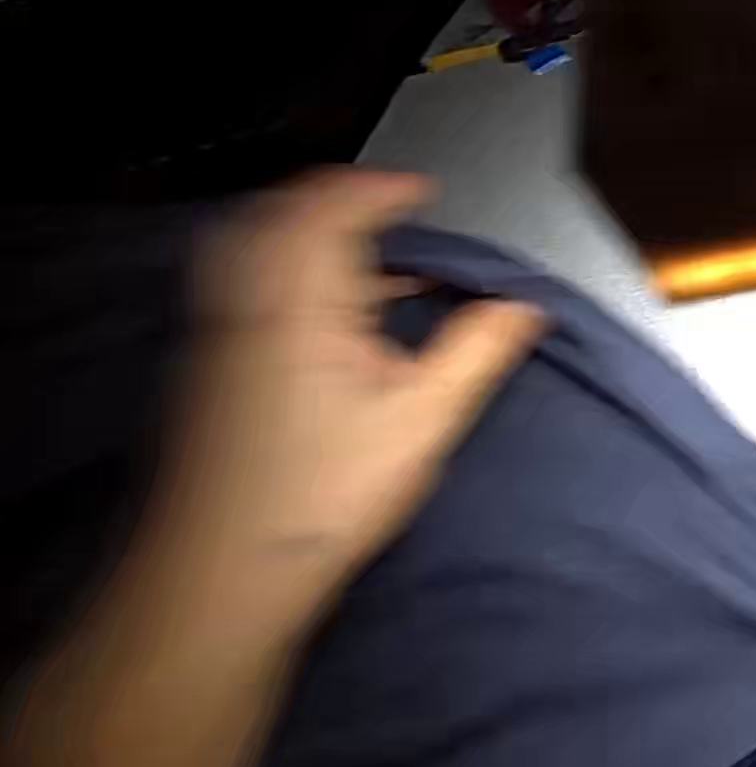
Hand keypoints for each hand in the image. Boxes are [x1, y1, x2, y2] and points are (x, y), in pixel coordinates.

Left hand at [157, 168, 545, 595]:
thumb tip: (528, 306)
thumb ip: (482, 348)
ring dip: (312, 228)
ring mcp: (223, 343)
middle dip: (331, 197)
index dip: (374, 191)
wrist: (215, 579)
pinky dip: (300, 267)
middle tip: (387, 196)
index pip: (325, 221)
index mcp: (298, 317)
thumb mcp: (428, 416)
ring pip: (254, 253)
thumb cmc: (322, 495)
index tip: (420, 188)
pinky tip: (347, 297)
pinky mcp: (220, 370)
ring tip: (373, 235)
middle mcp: (247, 317)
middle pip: (271, 223)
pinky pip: (253, 286)